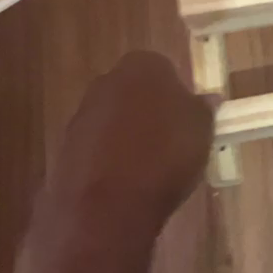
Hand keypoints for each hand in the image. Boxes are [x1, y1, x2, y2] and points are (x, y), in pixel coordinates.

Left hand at [41, 51, 214, 239]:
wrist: (108, 206)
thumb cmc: (165, 156)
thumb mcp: (202, 131)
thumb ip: (203, 109)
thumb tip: (206, 99)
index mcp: (143, 66)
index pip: (165, 70)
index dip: (179, 97)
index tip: (188, 123)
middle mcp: (107, 81)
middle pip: (136, 93)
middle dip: (151, 113)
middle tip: (172, 143)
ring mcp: (82, 114)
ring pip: (115, 119)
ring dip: (129, 137)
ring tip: (150, 170)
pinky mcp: (65, 146)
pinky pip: (97, 147)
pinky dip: (110, 160)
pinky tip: (126, 184)